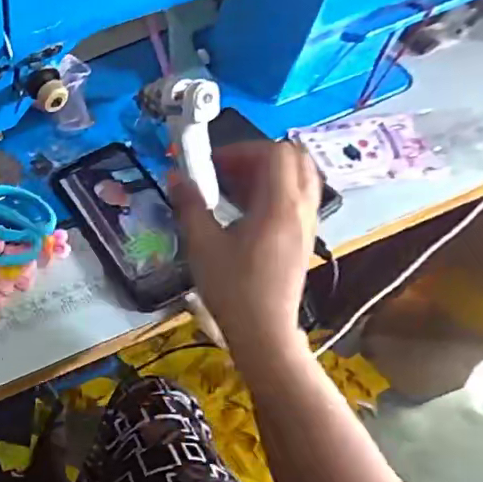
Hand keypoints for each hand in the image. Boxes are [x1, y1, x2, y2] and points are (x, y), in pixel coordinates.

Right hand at [168, 139, 320, 351]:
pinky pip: (297, 200)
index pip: (274, 152)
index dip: (242, 149)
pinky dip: (274, 193)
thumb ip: (190, 206)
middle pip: (293, 159)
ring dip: (267, 175)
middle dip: (257, 157)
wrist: (263, 332)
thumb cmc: (232, 289)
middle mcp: (301, 209)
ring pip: (298, 179)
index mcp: (280, 205)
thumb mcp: (203, 245)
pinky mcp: (303, 240)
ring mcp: (307, 225)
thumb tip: (176, 177)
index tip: (212, 164)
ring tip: (233, 191)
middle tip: (225, 172)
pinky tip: (245, 214)